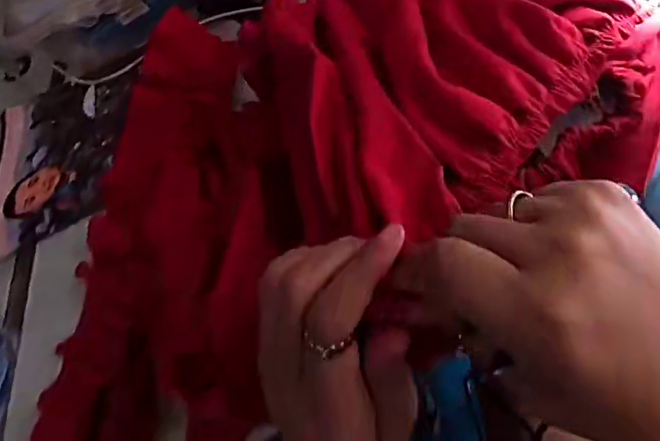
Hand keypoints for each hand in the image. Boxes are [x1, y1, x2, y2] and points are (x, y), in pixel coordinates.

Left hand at [258, 224, 417, 440]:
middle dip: (344, 253)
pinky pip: (273, 279)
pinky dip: (305, 258)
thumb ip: (392, 379)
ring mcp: (265, 351)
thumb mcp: (395, 425)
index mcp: (321, 400)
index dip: (362, 269)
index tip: (397, 237)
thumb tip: (393, 327)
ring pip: (279, 277)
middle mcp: (283, 371)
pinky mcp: (261, 338)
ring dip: (324, 252)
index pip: (328, 318)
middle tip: (382, 247)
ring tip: (361, 254)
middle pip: (296, 288)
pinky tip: (334, 265)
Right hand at [398, 180, 659, 440]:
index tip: (406, 280)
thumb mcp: (549, 394)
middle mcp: (557, 250)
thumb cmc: (637, 401)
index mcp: (541, 312)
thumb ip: (488, 344)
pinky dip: (539, 222)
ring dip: (502, 238)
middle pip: (466, 226)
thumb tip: (446, 308)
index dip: (415, 270)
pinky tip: (566, 252)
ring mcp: (583, 211)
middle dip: (456, 255)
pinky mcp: (605, 189)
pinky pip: (542, 196)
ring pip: (504, 209)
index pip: (445, 263)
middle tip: (468, 283)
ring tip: (528, 271)